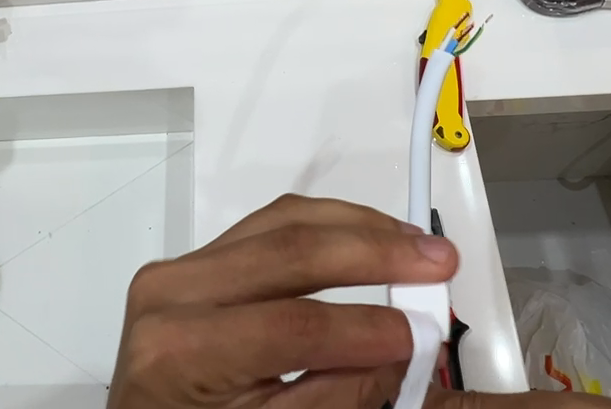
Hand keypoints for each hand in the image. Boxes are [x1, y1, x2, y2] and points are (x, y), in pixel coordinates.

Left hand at [107, 193, 460, 408]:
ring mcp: (179, 265)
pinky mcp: (194, 257)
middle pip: (287, 250)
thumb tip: (405, 342)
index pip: (289, 326)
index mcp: (179, 348)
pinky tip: (364, 233)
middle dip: (373, 250)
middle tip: (439, 258)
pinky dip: (324, 225)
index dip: (364, 326)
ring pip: (282, 220)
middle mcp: (171, 290)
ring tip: (413, 240)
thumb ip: (336, 393)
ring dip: (355, 224)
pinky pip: (266, 225)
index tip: (426, 327)